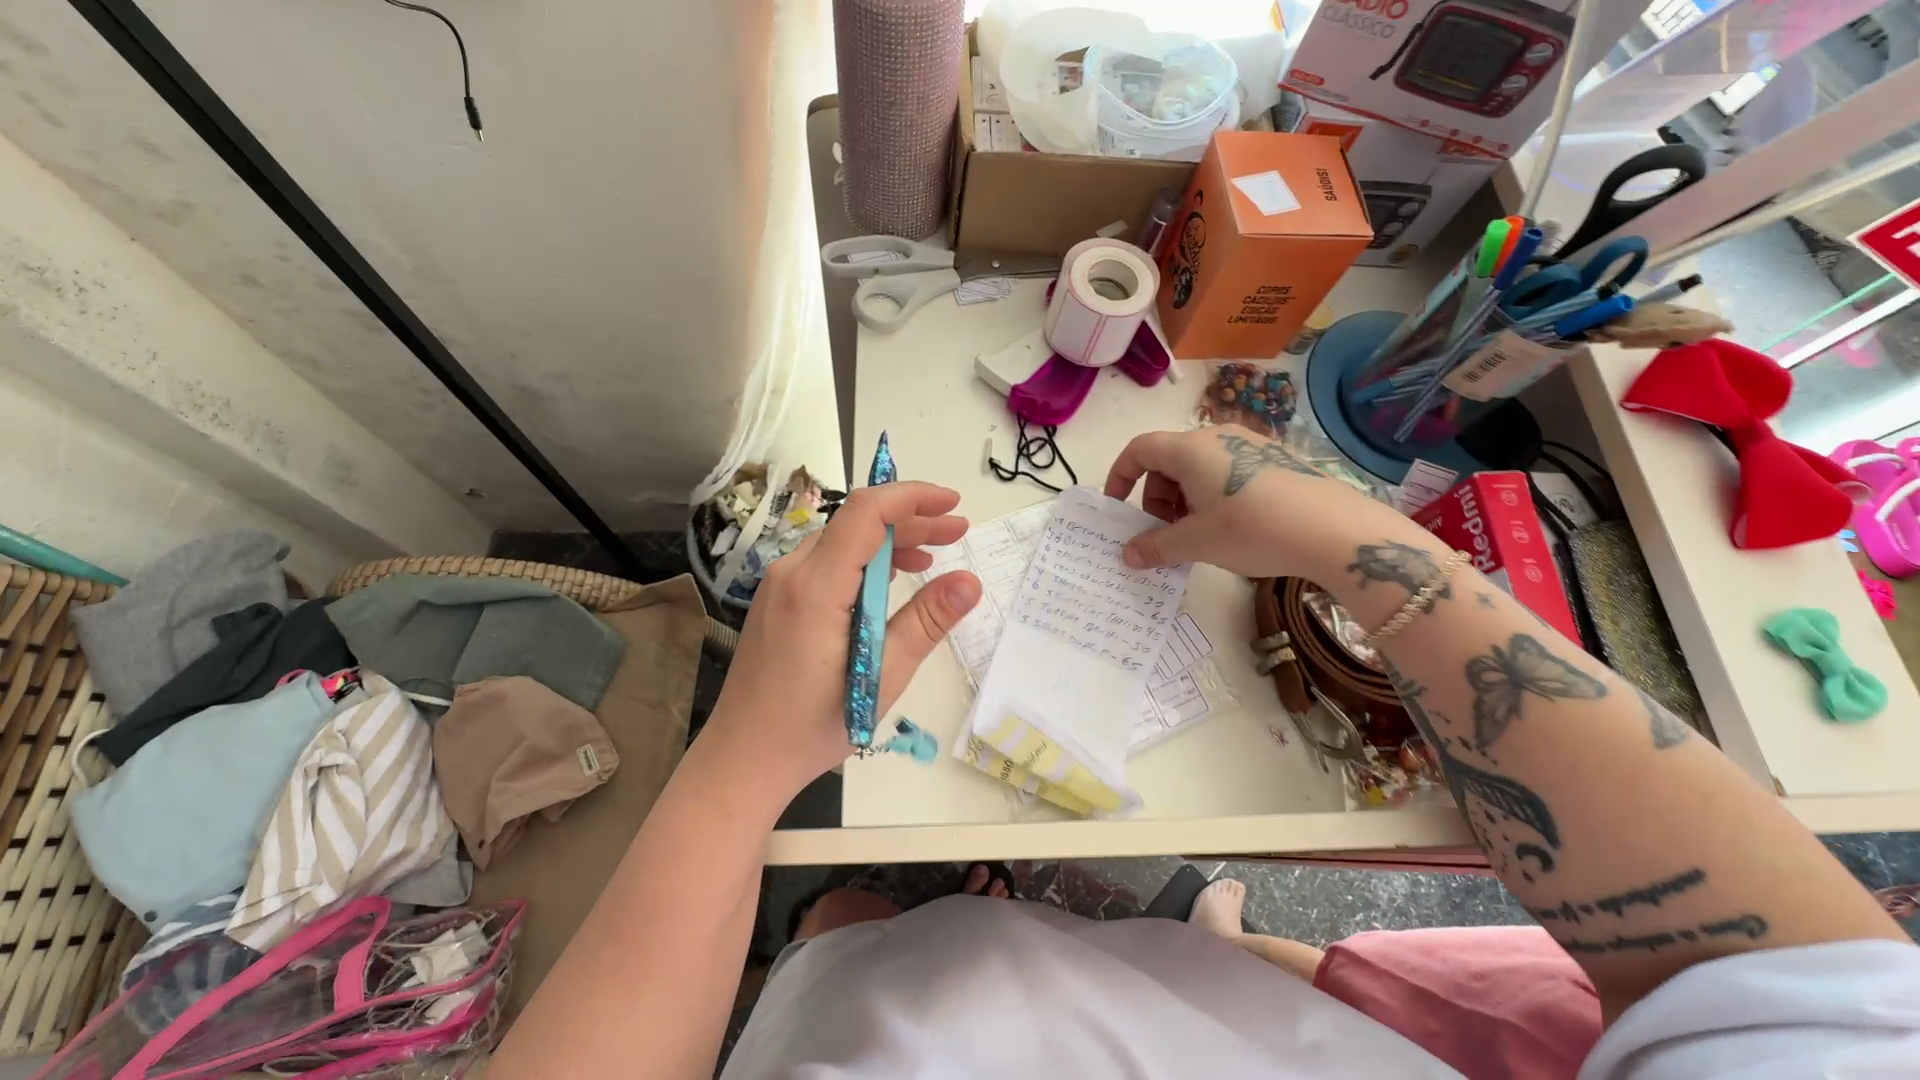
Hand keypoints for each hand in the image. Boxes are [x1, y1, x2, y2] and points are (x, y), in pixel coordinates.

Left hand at [703, 481, 981, 795]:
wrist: (744, 757)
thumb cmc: (813, 726)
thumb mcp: (881, 677)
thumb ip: (925, 623)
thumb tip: (970, 582)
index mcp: (815, 588)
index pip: (865, 513)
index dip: (911, 497)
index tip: (952, 502)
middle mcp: (791, 574)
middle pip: (855, 524)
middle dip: (910, 520)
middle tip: (957, 532)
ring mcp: (779, 586)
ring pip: (840, 542)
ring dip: (888, 541)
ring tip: (933, 555)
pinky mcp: (777, 602)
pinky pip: (825, 564)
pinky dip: (863, 562)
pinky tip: (890, 578)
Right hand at [1104, 424, 1393, 577]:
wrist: (1333, 529)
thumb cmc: (1251, 529)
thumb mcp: (1196, 542)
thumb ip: (1156, 546)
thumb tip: (1127, 554)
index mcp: (1190, 449)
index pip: (1139, 450)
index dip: (1120, 476)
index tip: (1118, 508)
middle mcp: (1217, 438)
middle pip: (1168, 460)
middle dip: (1156, 497)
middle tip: (1166, 534)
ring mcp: (1250, 446)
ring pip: (1198, 468)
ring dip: (1184, 501)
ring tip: (1198, 537)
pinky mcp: (1274, 461)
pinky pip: (1227, 473)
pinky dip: (1212, 497)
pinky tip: (1231, 530)